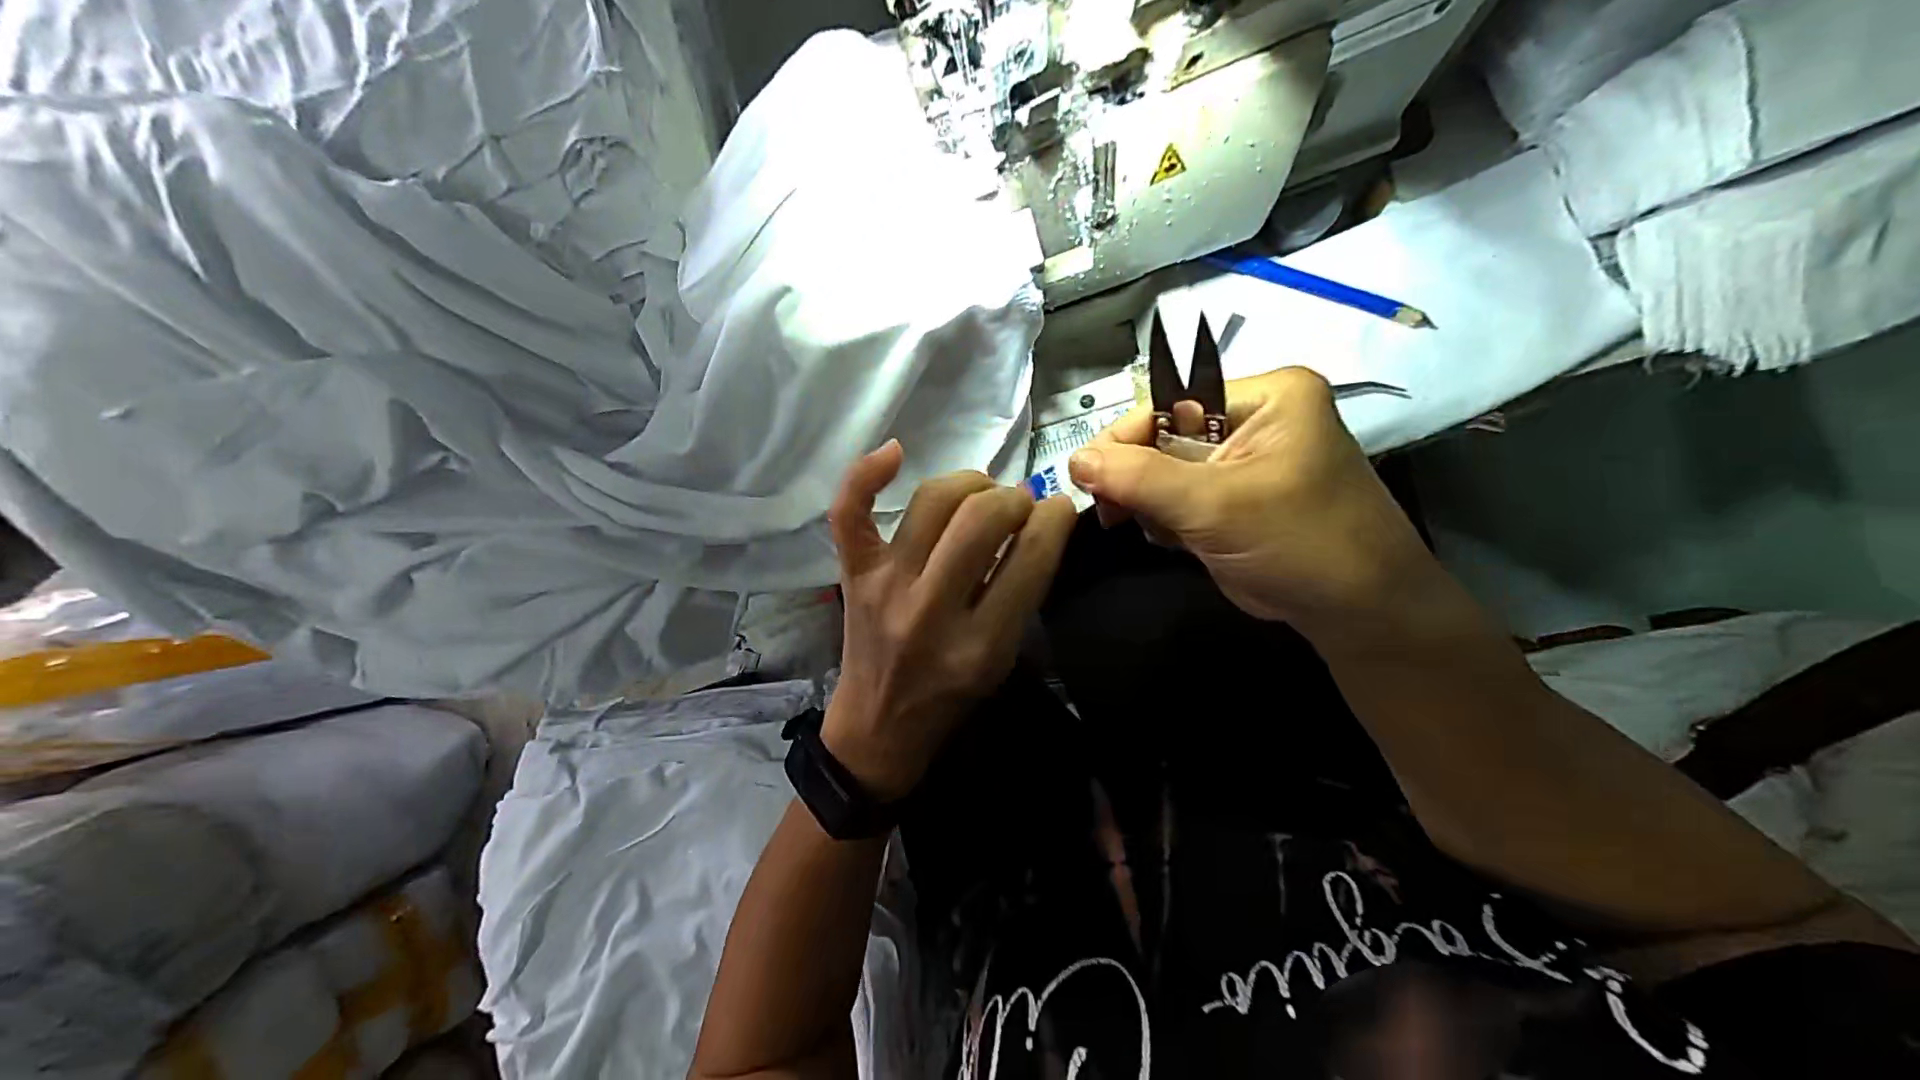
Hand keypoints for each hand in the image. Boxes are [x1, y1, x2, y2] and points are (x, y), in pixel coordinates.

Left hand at [821, 441, 1075, 800]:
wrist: (878, 724)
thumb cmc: (951, 696)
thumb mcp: (1004, 657)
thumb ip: (1024, 591)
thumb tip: (1040, 517)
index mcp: (980, 644)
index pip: (1030, 557)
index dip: (1056, 518)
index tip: (1059, 507)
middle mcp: (929, 611)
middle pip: (981, 519)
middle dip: (1013, 499)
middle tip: (1018, 507)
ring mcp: (884, 587)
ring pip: (932, 501)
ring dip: (970, 483)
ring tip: (981, 493)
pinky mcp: (853, 574)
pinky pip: (850, 512)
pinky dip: (867, 473)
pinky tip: (896, 452)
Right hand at [1067, 368, 1441, 633]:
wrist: (1360, 614)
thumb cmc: (1300, 543)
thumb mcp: (1215, 505)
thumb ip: (1140, 479)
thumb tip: (1074, 460)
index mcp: (1265, 397)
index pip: (1169, 403)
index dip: (1123, 438)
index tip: (1085, 478)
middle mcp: (1253, 420)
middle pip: (1164, 437)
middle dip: (1138, 477)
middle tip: (1114, 513)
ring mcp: (1243, 462)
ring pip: (1166, 471)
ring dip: (1151, 503)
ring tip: (1161, 531)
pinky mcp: (1235, 500)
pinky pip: (1179, 498)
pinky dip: (1167, 520)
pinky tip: (1177, 540)